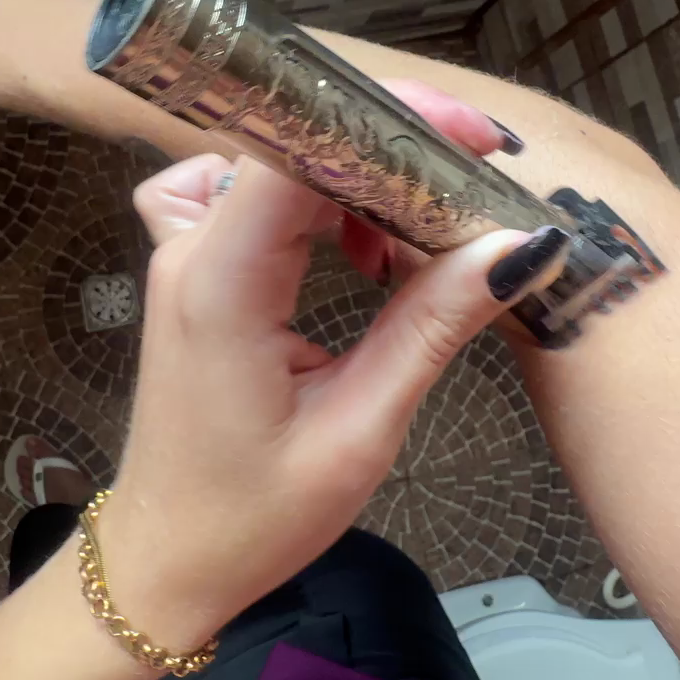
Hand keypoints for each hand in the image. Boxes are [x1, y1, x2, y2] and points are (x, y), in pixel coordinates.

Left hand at [96, 155, 569, 649]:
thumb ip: (429, 329)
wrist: (167, 556)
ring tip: (409, 236)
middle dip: (385, 149)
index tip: (465, 137)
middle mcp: (192, 252)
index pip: (294, 152)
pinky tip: (344, 246)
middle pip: (289, 147)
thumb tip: (513, 249)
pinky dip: (307, 202)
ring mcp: (185, 257)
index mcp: (222, 286)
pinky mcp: (197, 273)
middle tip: (464, 180)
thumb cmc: (252, 517)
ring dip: (351, 181)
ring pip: (274, 168)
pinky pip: (247, 199)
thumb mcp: (358, 432)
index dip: (383, 123)